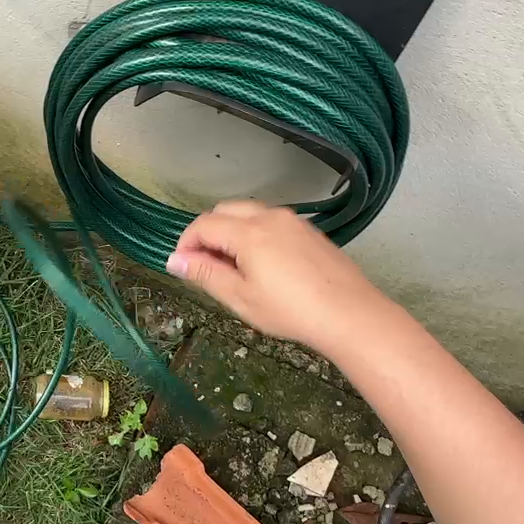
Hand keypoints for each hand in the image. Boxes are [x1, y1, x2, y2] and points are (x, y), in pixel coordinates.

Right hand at [167, 201, 378, 348]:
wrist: (349, 313)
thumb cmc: (289, 310)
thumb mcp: (240, 297)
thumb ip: (205, 274)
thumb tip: (174, 260)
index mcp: (248, 232)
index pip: (203, 224)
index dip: (186, 244)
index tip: (182, 268)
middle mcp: (270, 217)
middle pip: (224, 210)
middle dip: (207, 233)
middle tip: (205, 267)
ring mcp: (292, 221)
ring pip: (248, 214)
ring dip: (230, 232)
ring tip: (232, 268)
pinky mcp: (308, 231)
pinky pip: (270, 222)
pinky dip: (253, 234)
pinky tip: (260, 266)